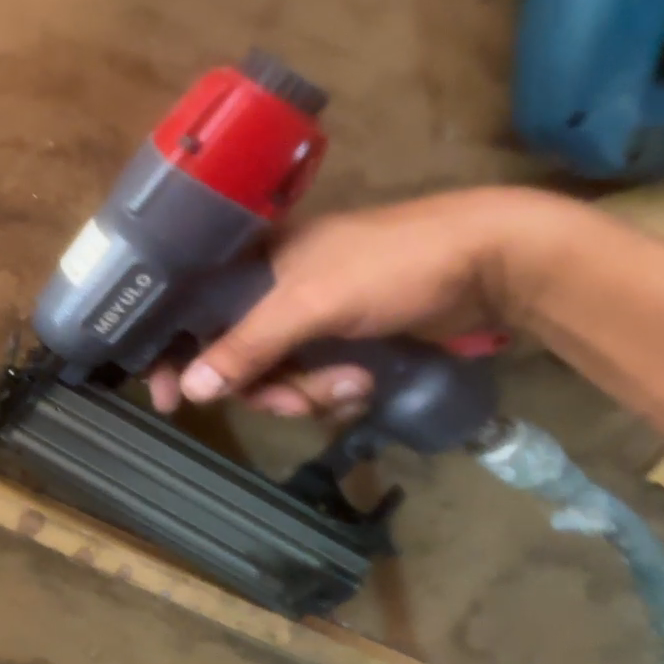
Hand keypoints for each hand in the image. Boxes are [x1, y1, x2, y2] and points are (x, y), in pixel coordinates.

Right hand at [148, 187, 559, 416]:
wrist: (494, 265)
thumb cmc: (391, 265)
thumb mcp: (309, 303)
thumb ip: (246, 346)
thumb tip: (191, 390)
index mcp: (246, 262)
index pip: (186, 310)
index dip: (172, 353)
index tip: (169, 397)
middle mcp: (265, 290)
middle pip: (228, 355)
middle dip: (261, 384)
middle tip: (285, 400)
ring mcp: (302, 318)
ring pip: (269, 375)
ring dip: (304, 392)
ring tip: (348, 384)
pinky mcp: (336, 341)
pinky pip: (306, 381)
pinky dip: (330, 391)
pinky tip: (363, 382)